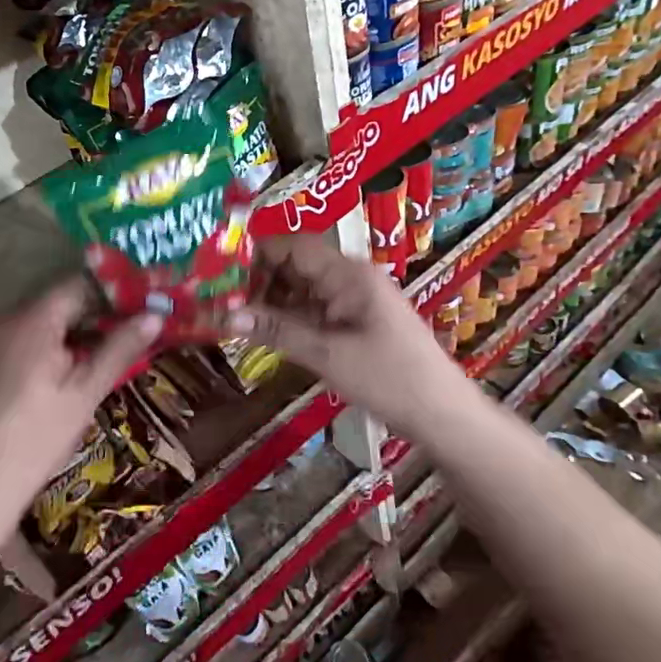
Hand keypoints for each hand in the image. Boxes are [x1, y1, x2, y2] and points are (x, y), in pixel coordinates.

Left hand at [0, 280, 161, 554]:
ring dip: (84, 329)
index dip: (117, 290)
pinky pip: (34, 338)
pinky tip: (84, 365)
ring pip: (50, 321)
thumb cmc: (37, 437)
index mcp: (34, 318)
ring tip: (122, 345)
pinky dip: (61, 344)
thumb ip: (120, 348)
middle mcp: (11, 318)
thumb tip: (156, 314)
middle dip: (103, 311)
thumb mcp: (86, 391)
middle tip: (142, 324)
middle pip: (65, 301)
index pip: (82, 284)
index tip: (149, 301)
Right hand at [221, 235, 470, 432]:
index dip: (254, 254)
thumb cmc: (390, 379)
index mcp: (347, 273)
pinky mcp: (350, 321)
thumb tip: (225, 315)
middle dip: (256, 279)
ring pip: (298, 288)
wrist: (443, 415)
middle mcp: (347, 278)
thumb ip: (277, 331)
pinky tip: (260, 331)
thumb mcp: (328, 355)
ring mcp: (350, 300)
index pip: (292, 246)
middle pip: (292, 264)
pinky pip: (310, 309)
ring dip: (267, 300)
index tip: (218, 271)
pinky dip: (285, 317)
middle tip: (218, 300)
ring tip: (230, 316)